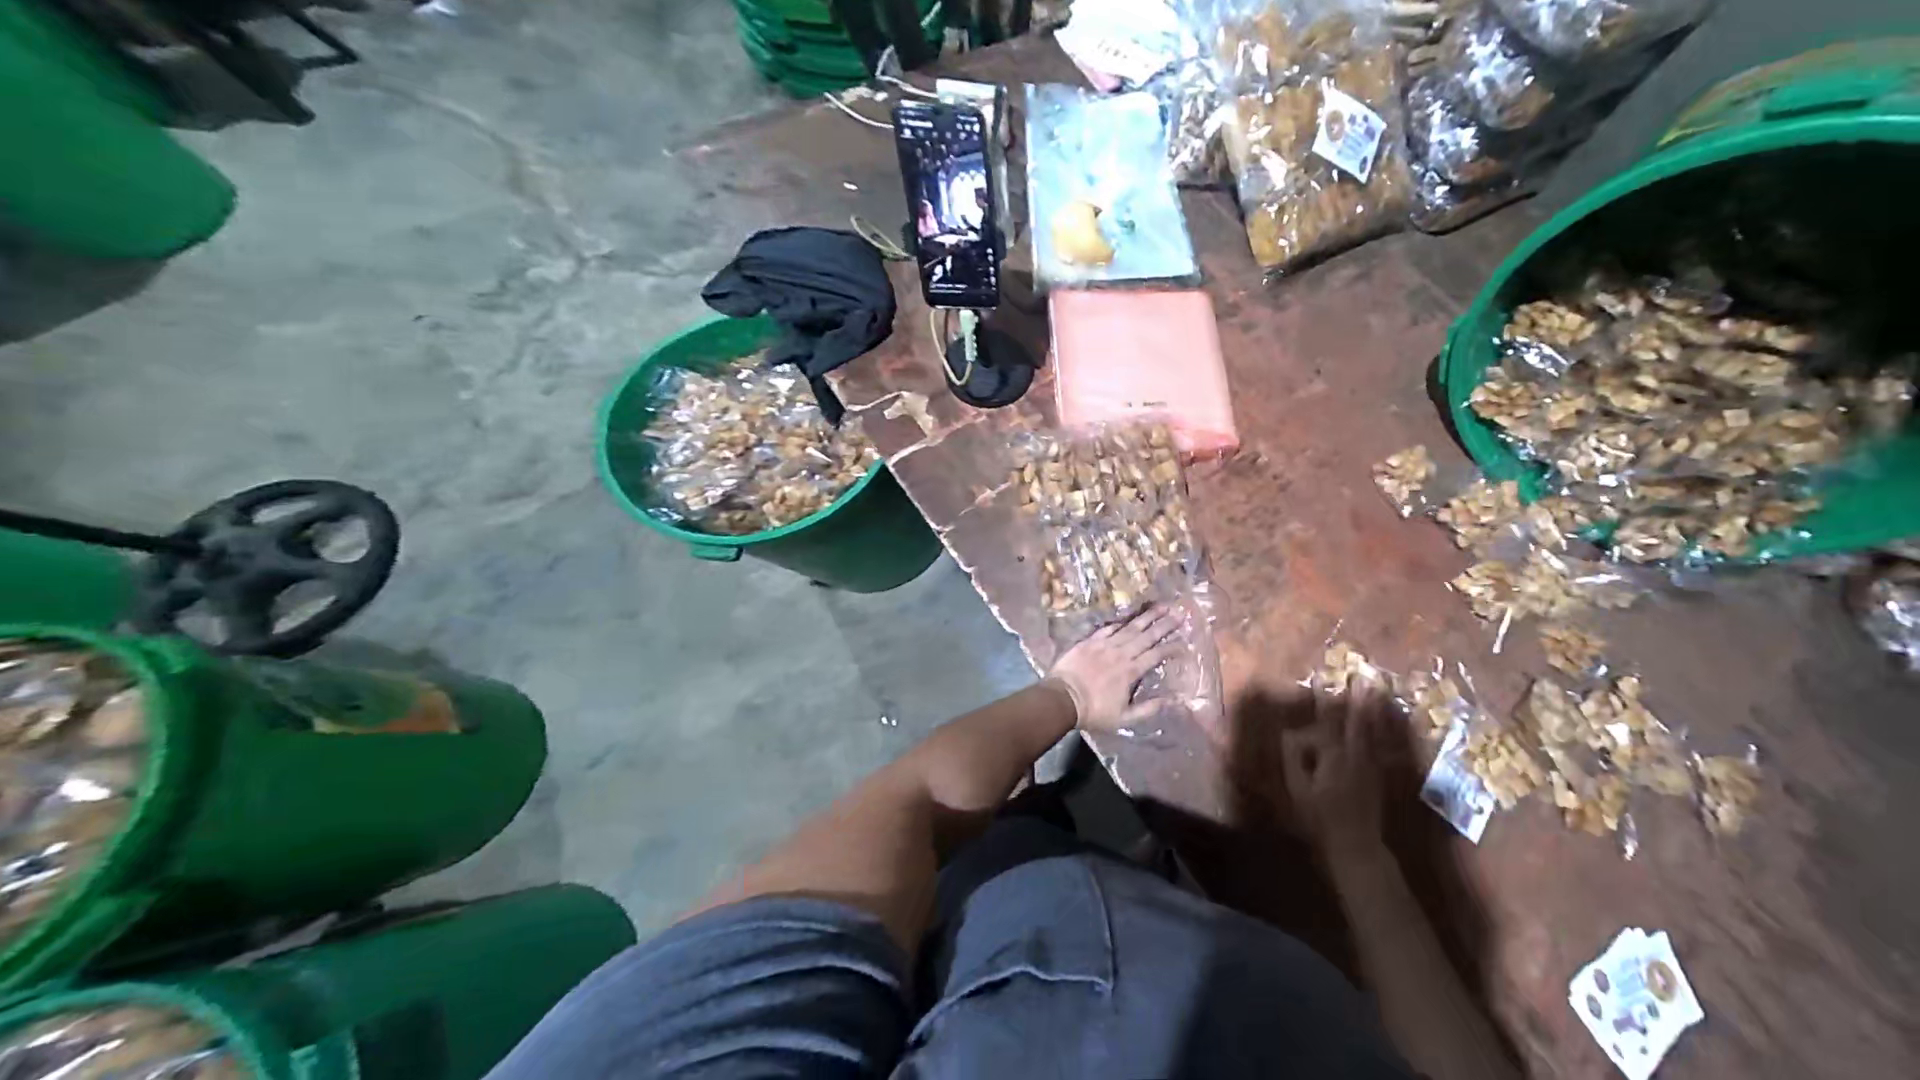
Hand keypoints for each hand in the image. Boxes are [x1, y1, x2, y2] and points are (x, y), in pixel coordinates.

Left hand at [1046, 605, 1181, 731]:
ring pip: (1129, 627)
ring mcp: (1103, 645)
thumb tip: (1173, 700)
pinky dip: (1119, 623)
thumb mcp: (1125, 717)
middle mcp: (1120, 653)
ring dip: (1146, 617)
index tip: (1184, 641)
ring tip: (1160, 606)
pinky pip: (1107, 628)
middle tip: (1179, 613)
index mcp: (1131, 671)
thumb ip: (1149, 708)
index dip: (1171, 647)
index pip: (1156, 654)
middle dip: (1164, 624)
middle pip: (1146, 636)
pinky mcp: (1088, 641)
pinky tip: (1127, 618)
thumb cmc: (1094, 711)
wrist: (1062, 698)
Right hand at [1282, 676, 1390, 863]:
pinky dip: (1383, 728)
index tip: (1319, 677)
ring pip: (1372, 729)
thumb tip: (1288, 732)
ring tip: (1375, 688)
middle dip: (1356, 697)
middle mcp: (1356, 755)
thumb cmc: (1319, 818)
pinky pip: (1380, 743)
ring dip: (1372, 707)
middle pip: (1356, 719)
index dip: (1322, 698)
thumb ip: (1293, 757)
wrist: (1356, 844)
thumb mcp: (1296, 788)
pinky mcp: (1378, 773)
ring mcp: (1371, 764)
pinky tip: (1383, 719)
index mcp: (1334, 756)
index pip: (1326, 720)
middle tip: (1361, 674)